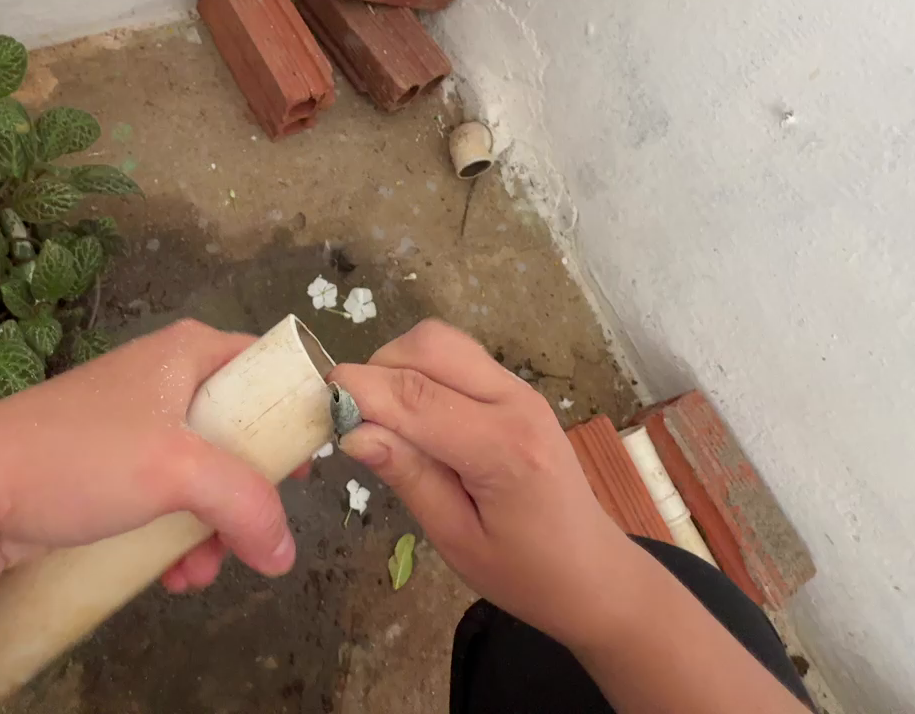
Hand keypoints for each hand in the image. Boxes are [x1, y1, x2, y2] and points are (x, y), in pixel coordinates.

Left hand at [0, 319, 297, 595]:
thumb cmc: (84, 455)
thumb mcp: (178, 470)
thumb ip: (245, 503)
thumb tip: (284, 552)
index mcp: (189, 352)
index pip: (265, 366)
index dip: (291, 413)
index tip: (303, 467)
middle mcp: (166, 376)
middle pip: (236, 430)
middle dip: (245, 493)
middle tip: (249, 535)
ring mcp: (133, 419)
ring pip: (200, 470)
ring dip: (210, 525)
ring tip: (196, 574)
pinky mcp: (104, 460)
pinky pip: (162, 491)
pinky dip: (173, 530)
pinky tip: (167, 575)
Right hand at [328, 321, 638, 646]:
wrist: (595, 571)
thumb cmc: (527, 573)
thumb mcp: (457, 540)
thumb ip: (408, 476)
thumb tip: (353, 432)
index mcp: (503, 447)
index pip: (415, 396)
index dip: (358, 390)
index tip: (319, 402)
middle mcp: (514, 400)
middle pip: (429, 345)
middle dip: (378, 369)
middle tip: (356, 417)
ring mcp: (518, 388)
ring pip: (441, 341)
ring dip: (399, 364)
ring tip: (385, 417)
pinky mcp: (515, 387)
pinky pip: (456, 356)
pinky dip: (421, 369)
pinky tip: (415, 414)